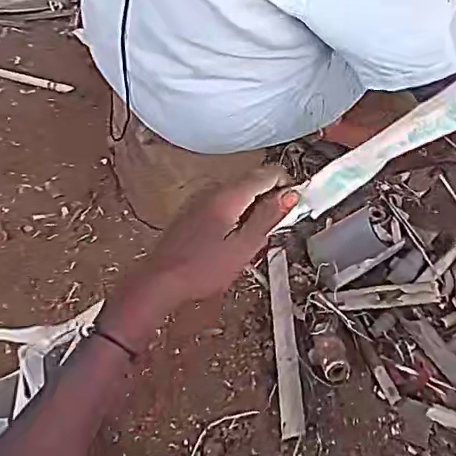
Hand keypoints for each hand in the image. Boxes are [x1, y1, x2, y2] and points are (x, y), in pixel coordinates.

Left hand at [101, 167, 298, 350]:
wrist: (159, 281)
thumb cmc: (203, 269)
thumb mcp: (244, 247)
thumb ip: (268, 218)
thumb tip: (291, 194)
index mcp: (229, 194)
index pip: (268, 173)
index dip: (287, 186)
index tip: (296, 206)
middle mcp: (213, 189)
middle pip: (252, 182)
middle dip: (270, 199)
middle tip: (277, 229)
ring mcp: (200, 198)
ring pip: (238, 193)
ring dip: (253, 209)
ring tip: (255, 240)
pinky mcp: (192, 211)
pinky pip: (223, 203)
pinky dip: (236, 215)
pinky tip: (233, 240)